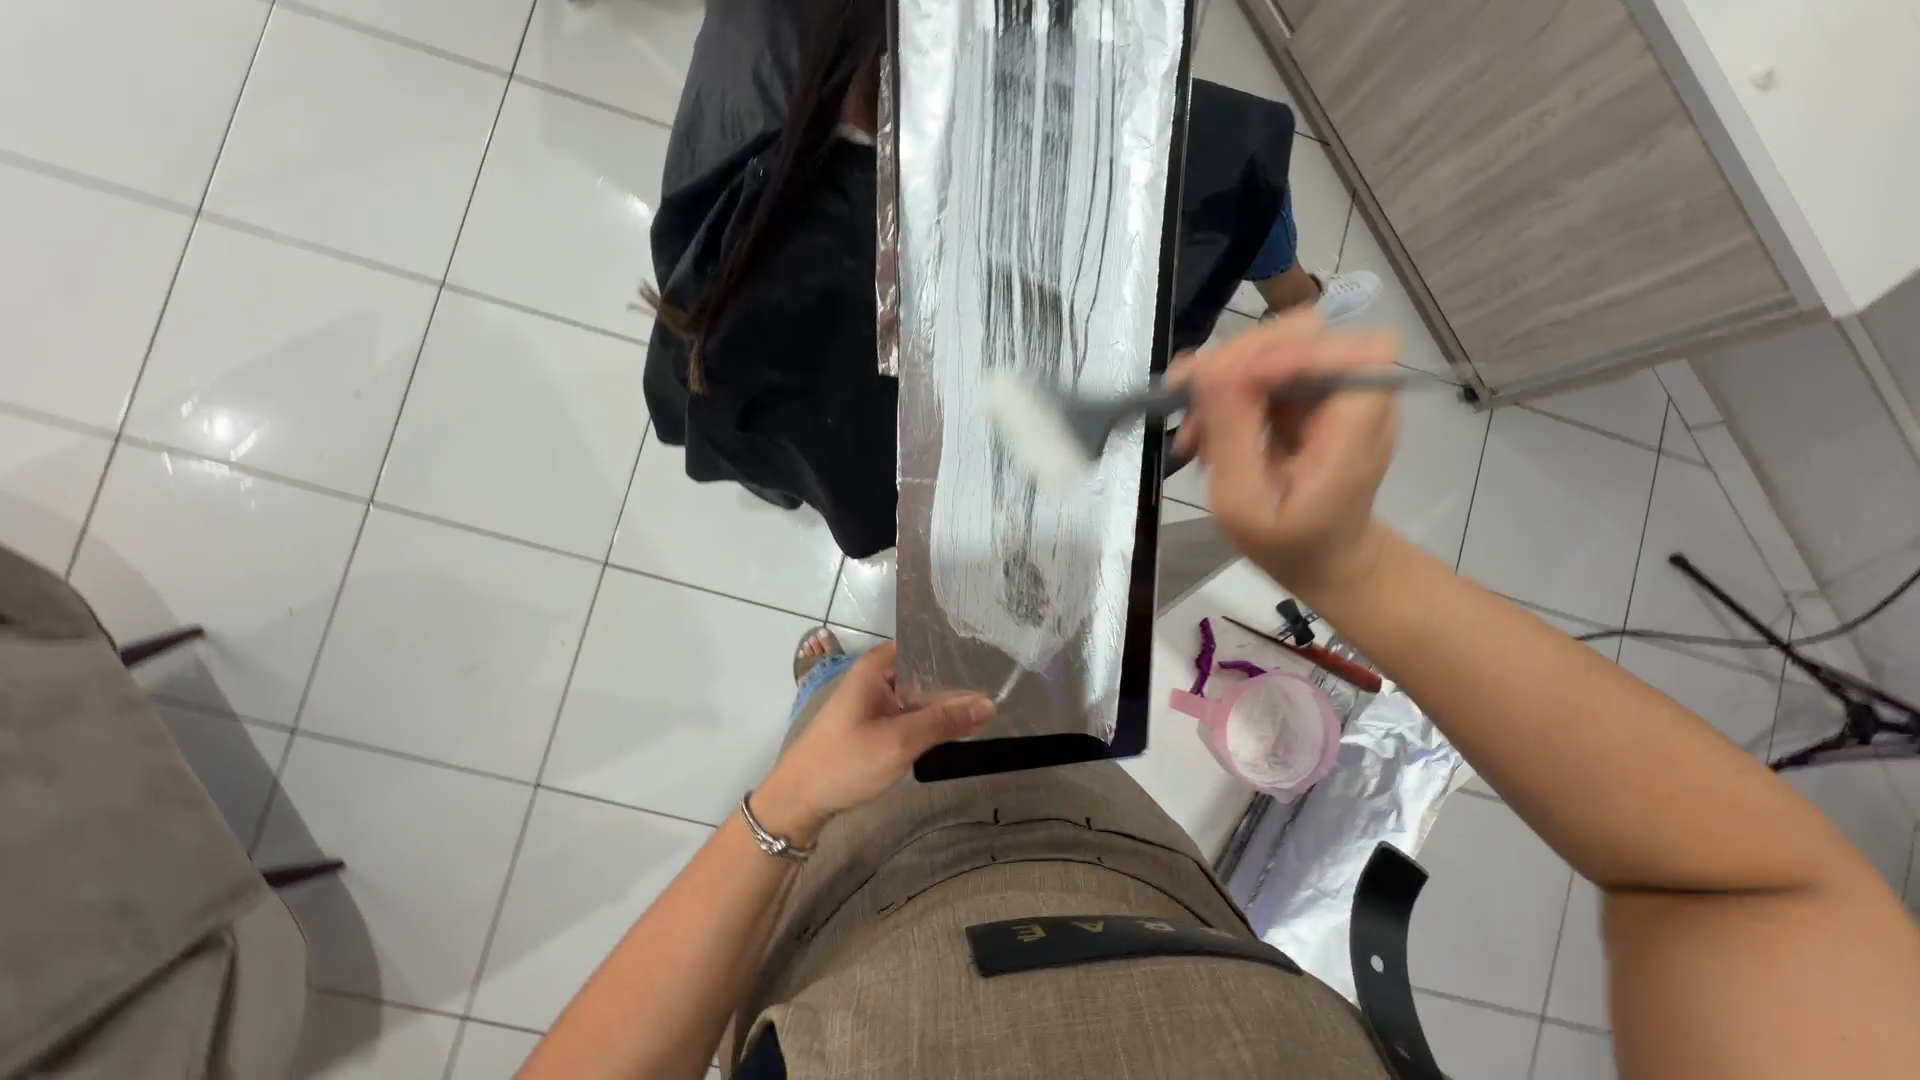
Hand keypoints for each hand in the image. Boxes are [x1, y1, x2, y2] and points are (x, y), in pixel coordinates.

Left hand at [755, 642, 993, 844]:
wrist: (798, 802)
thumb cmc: (844, 763)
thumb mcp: (899, 742)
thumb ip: (945, 722)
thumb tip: (990, 704)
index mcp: (876, 668)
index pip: (925, 646)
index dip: (957, 654)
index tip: (994, 662)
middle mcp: (876, 678)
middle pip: (926, 673)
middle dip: (957, 685)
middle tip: (1001, 692)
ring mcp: (875, 703)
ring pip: (920, 698)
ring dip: (945, 708)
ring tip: (988, 711)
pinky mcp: (876, 727)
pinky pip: (911, 717)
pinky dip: (931, 724)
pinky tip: (957, 732)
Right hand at [1174, 310, 1400, 602]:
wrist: (1322, 562)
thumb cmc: (1286, 545)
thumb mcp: (1244, 504)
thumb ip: (1232, 433)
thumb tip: (1211, 367)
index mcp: (1357, 427)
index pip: (1351, 350)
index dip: (1294, 351)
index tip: (1235, 382)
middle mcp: (1355, 397)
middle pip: (1305, 335)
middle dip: (1238, 360)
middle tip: (1188, 395)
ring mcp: (1332, 393)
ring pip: (1275, 348)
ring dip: (1223, 379)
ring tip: (1192, 429)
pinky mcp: (1310, 397)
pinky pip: (1264, 372)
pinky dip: (1227, 394)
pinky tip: (1205, 432)